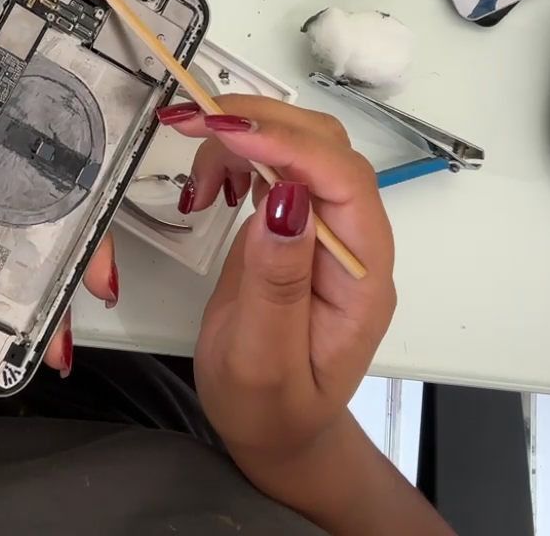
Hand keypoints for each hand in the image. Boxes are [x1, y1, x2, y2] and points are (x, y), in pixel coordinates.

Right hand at [159, 97, 396, 488]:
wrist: (273, 429)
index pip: (343, 182)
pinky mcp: (291, 221)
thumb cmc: (270, 409)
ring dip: (241, 136)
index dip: (289, 144)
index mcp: (362, 277)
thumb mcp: (264, 361)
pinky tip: (209, 184)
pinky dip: (235, 155)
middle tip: (187, 121)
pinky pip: (272, 164)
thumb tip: (282, 198)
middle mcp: (350, 240)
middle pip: (323, 147)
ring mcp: (322, 226)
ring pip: (296, 144)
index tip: (224, 130)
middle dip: (258, 120)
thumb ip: (276, 284)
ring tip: (195, 181)